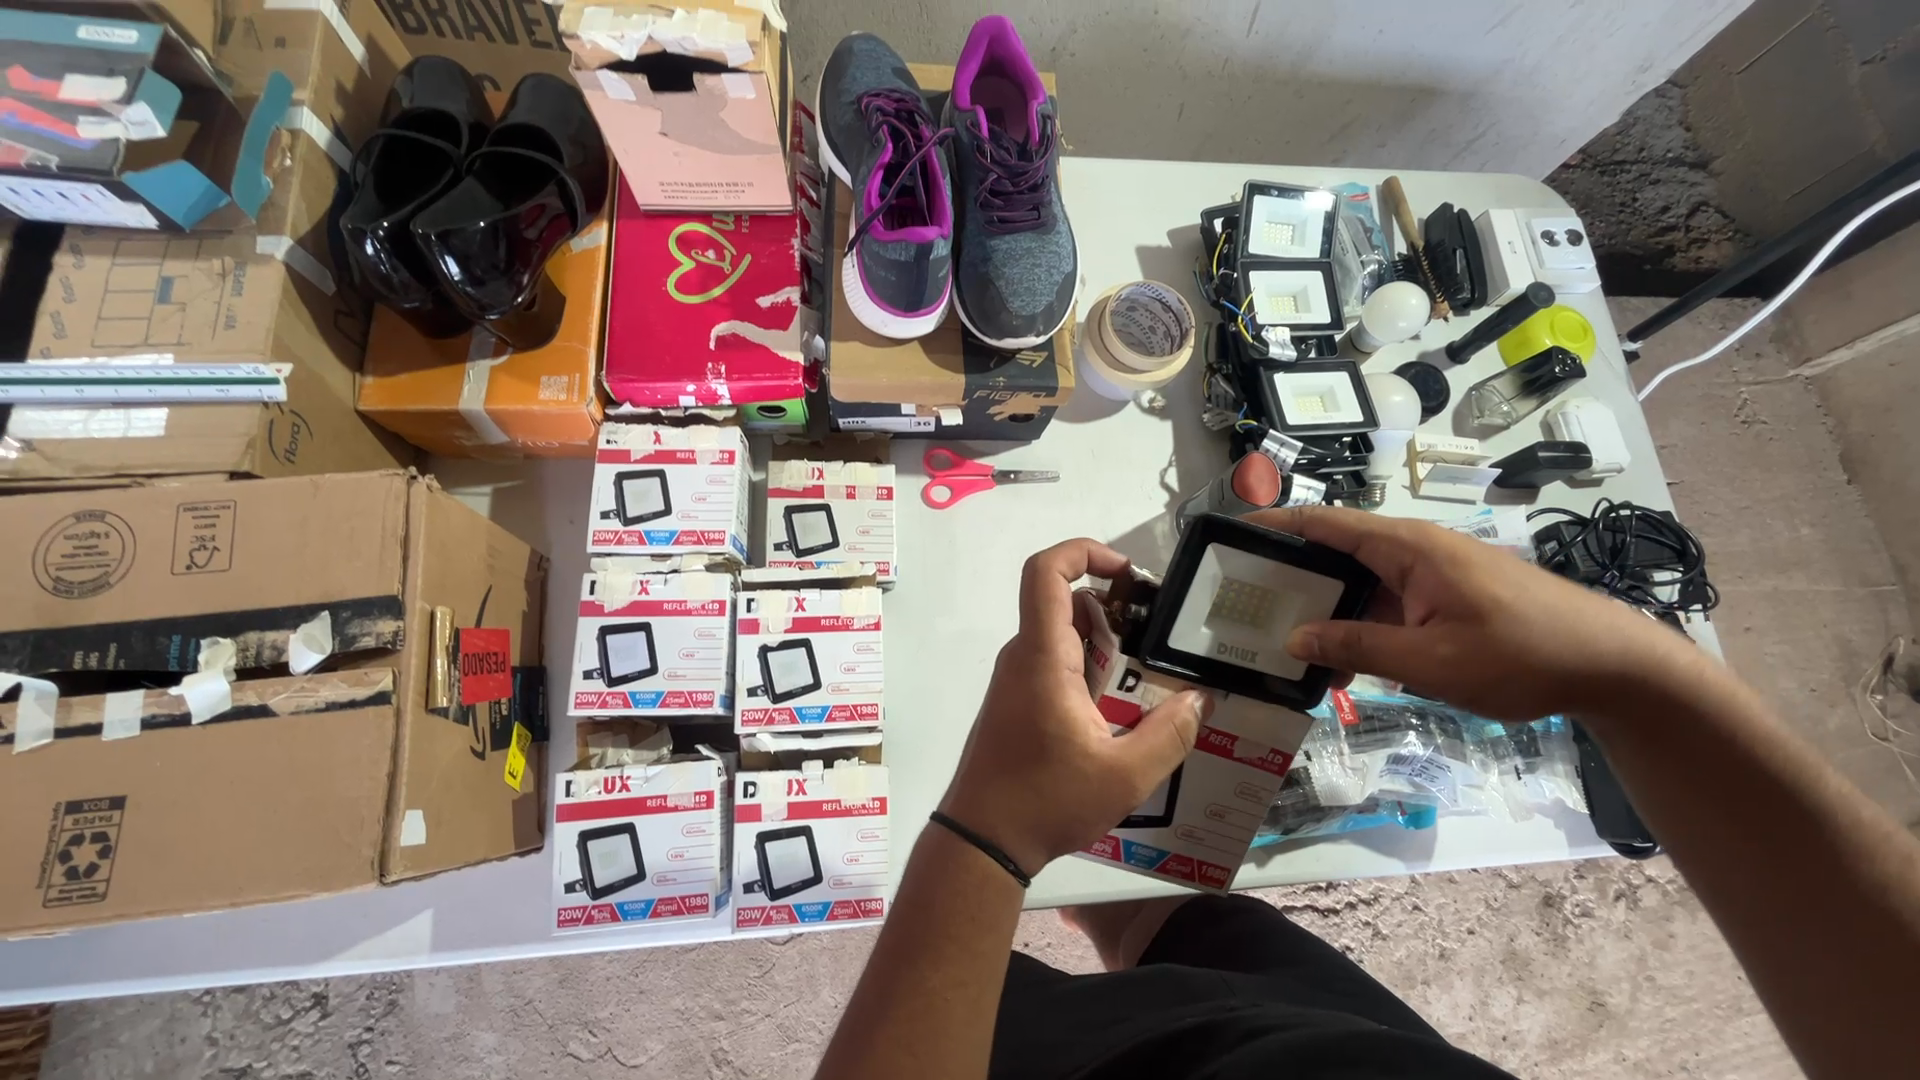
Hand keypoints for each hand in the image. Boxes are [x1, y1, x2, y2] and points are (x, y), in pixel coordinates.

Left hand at [939, 539, 1210, 876]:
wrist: (981, 839)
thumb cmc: (1045, 801)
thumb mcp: (1124, 776)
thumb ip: (1169, 734)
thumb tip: (1201, 697)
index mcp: (1043, 657)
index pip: (1046, 572)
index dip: (1083, 551)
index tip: (1128, 572)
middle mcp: (1025, 657)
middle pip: (1066, 603)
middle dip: (1116, 607)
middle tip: (1161, 636)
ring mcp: (1017, 679)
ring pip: (1064, 636)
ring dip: (1106, 644)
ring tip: (1152, 677)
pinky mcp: (1018, 701)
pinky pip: (1056, 663)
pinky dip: (1090, 669)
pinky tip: (1122, 709)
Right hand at [1251, 505, 1695, 720]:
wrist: (1615, 667)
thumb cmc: (1522, 655)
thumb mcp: (1430, 661)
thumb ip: (1357, 646)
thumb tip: (1294, 637)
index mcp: (1408, 547)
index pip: (1326, 523)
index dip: (1276, 525)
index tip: (1231, 535)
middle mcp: (1415, 550)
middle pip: (1336, 550)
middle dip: (1290, 572)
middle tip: (1245, 599)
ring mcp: (1432, 574)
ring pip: (1360, 582)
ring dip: (1324, 607)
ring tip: (1281, 635)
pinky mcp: (1446, 598)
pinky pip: (1386, 604)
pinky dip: (1357, 625)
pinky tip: (1340, 663)